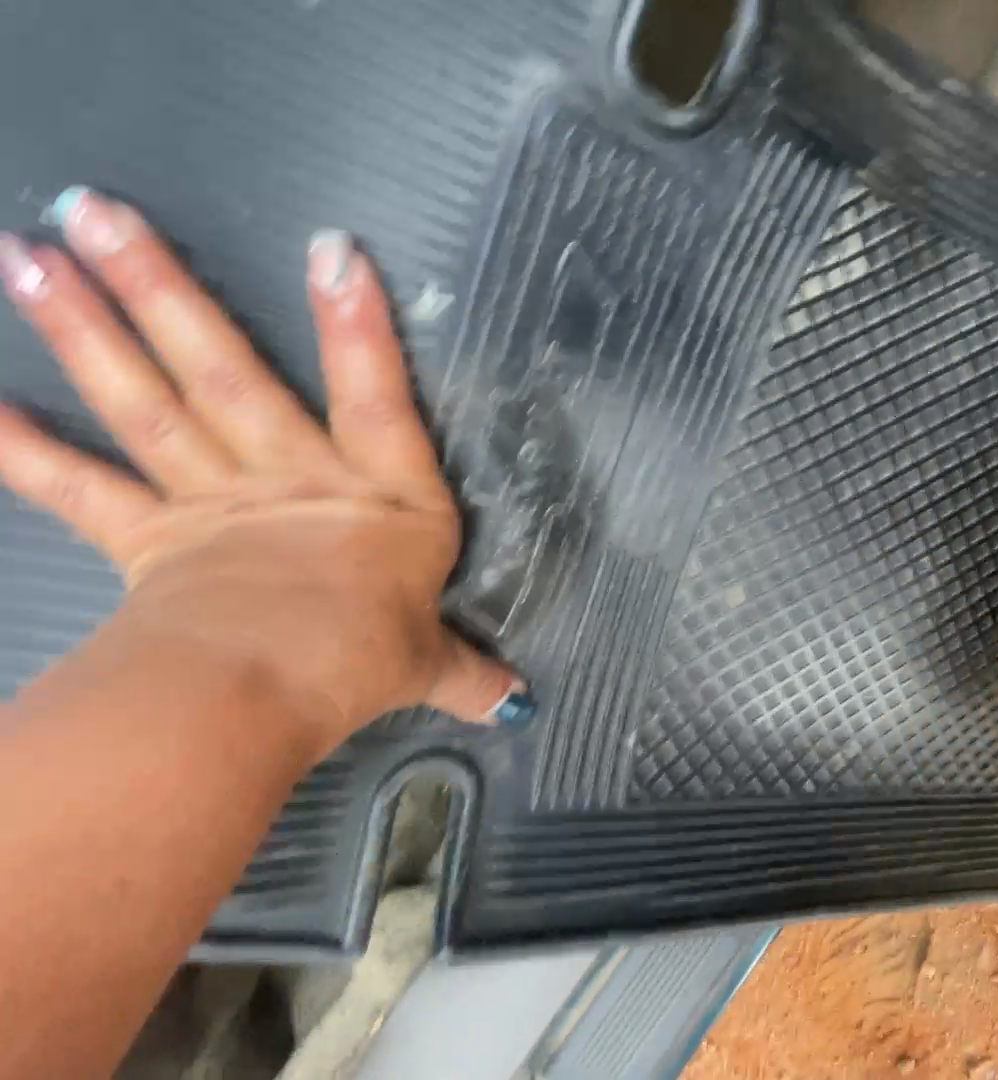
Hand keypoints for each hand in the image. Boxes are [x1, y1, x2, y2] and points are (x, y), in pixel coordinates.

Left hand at [0, 188, 529, 760]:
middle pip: (228, 376)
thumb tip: (515, 700)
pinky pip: (77, 486)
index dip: (358, 327)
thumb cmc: (360, 659)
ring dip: (88, 331)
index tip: (332, 250)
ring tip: (28, 253)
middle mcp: (295, 480)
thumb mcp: (429, 663)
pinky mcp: (147, 539)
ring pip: (149, 405)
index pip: (377, 399)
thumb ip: (469, 669)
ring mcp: (213, 502)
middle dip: (167, 293)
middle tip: (99, 210)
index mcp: (382, 498)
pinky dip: (23, 446)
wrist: (254, 694)